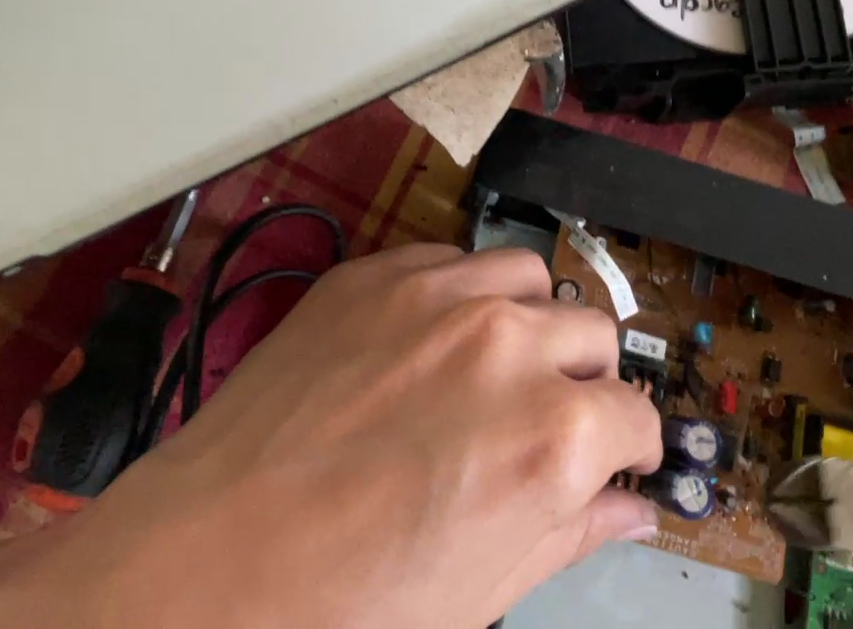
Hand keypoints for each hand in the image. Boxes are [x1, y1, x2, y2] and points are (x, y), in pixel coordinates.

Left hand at [44, 243, 663, 628]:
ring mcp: (436, 298)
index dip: (626, 445)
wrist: (214, 554)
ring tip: (490, 364)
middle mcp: (505, 347)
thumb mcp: (482, 585)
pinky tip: (428, 340)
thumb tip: (630, 509)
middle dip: (582, 379)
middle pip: (593, 333)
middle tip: (542, 413)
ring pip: (530, 277)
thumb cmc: (341, 597)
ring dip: (528, 319)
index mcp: (550, 436)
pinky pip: (452, 258)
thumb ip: (574, 530)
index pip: (638, 415)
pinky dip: (460, 293)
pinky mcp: (376, 275)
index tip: (609, 452)